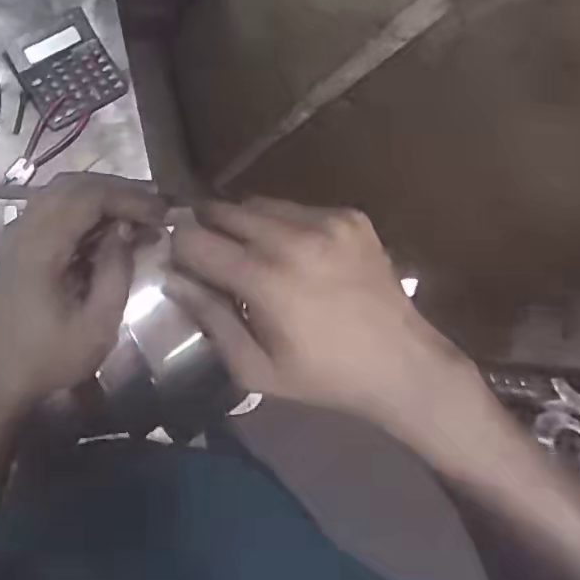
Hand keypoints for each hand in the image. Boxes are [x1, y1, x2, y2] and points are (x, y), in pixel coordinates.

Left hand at [0, 174, 166, 413]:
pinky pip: (53, 205)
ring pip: (62, 190)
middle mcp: (23, 228)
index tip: (161, 211)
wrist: (3, 377)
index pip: (87, 197)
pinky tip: (108, 225)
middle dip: (118, 189)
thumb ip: (116, 271)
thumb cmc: (51, 358)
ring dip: (101, 194)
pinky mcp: (18, 240)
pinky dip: (84, 206)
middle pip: (74, 185)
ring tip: (137, 211)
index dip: (128, 197)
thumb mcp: (97, 326)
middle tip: (155, 207)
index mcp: (39, 247)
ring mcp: (16, 232)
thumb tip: (126, 228)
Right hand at [169, 198, 489, 454]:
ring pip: (256, 203)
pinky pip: (294, 206)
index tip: (181, 261)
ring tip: (251, 249)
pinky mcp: (348, 215)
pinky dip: (282, 223)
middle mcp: (290, 238)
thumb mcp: (254, 368)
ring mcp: (324, 221)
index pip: (194, 239)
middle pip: (220, 210)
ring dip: (242, 222)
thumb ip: (209, 318)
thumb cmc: (323, 376)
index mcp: (263, 279)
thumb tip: (174, 278)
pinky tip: (295, 251)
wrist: (405, 365)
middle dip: (206, 228)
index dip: (179, 248)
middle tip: (209, 250)